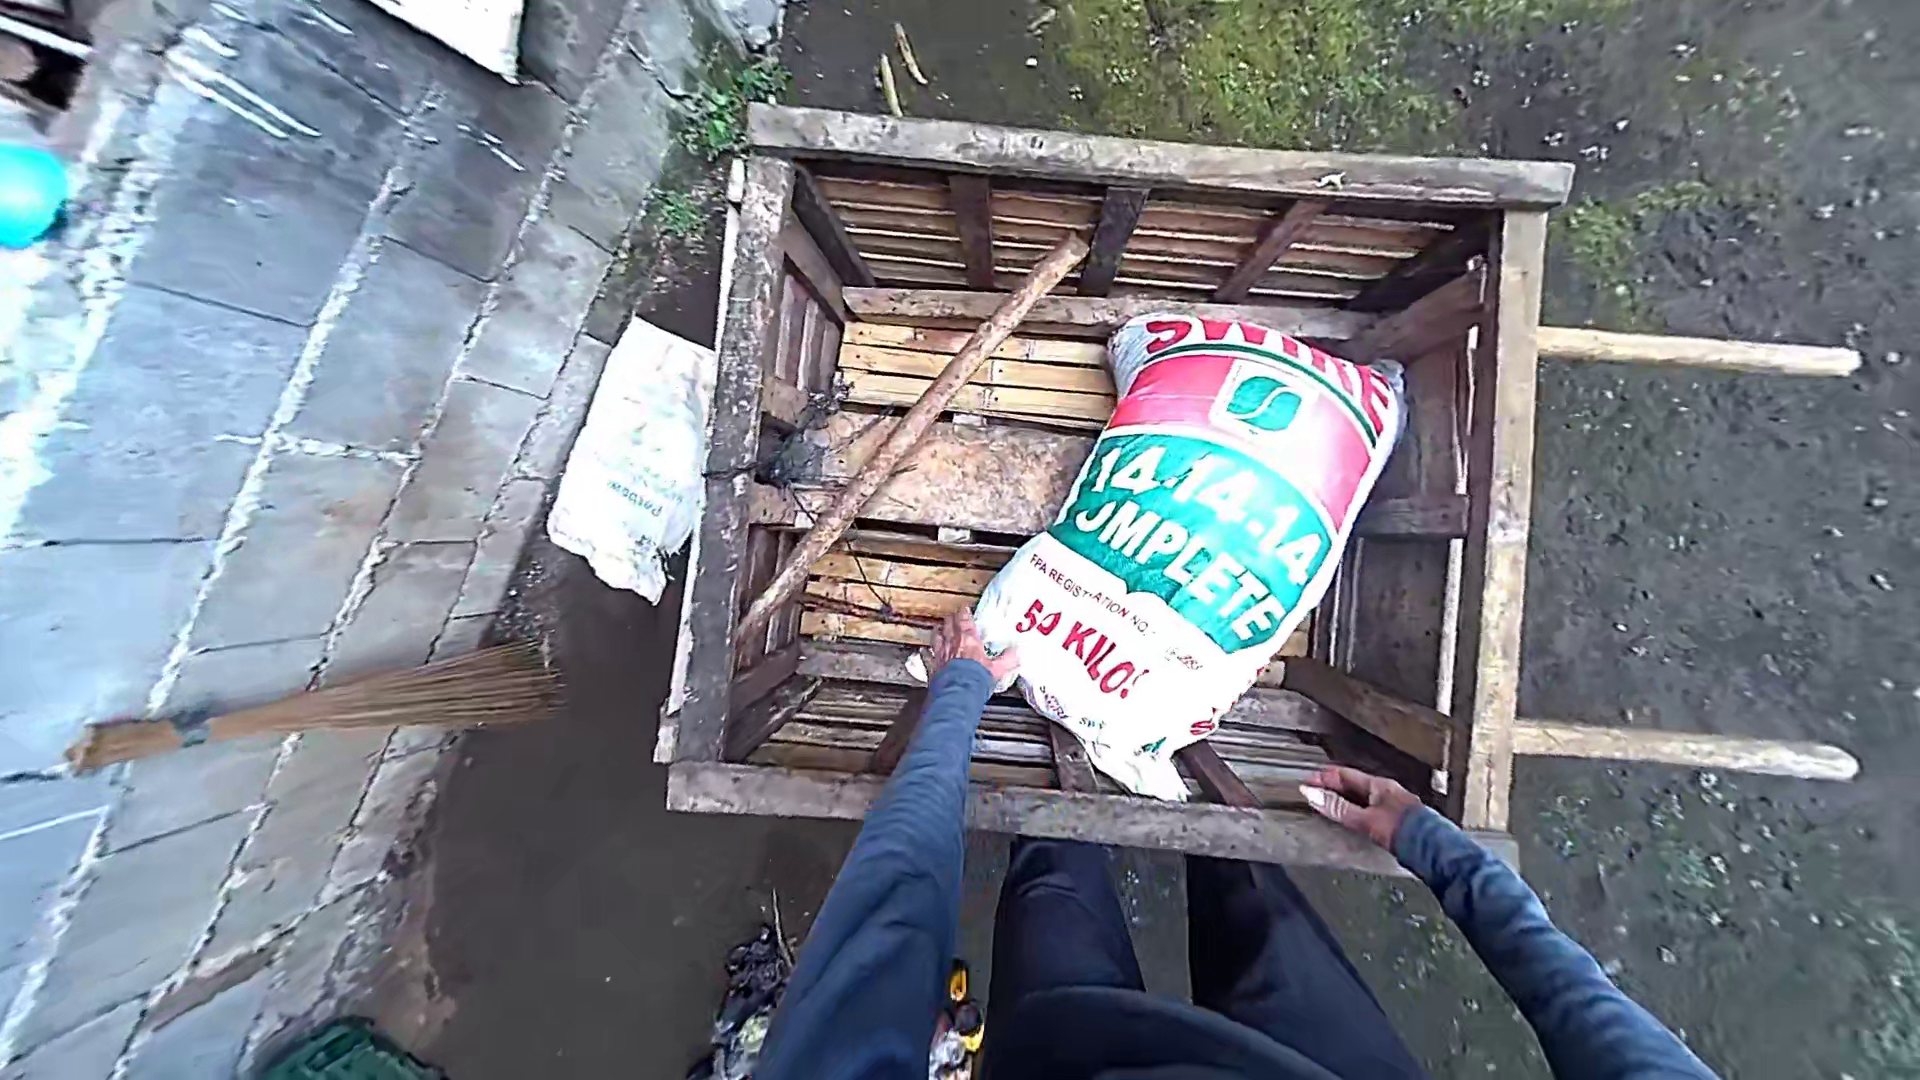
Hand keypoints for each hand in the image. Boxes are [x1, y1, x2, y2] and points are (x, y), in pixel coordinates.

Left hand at [929, 611, 1017, 681]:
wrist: (958, 692)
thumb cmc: (977, 678)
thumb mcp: (997, 669)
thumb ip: (1008, 660)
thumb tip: (1017, 654)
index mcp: (968, 640)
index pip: (965, 621)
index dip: (964, 614)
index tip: (964, 610)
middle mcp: (952, 643)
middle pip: (949, 625)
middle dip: (950, 619)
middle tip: (952, 616)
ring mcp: (940, 654)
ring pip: (937, 637)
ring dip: (938, 632)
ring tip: (938, 628)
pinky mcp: (932, 666)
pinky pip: (926, 656)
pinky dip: (925, 653)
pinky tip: (923, 651)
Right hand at [1301, 766, 1421, 848]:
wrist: (1439, 854)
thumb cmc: (1405, 832)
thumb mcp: (1365, 819)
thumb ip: (1337, 807)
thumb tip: (1311, 793)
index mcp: (1379, 785)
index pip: (1343, 774)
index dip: (1323, 778)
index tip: (1307, 784)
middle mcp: (1388, 791)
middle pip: (1353, 784)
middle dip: (1332, 787)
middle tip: (1314, 794)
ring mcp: (1395, 804)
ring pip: (1363, 796)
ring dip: (1344, 799)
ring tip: (1329, 806)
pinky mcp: (1400, 819)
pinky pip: (1371, 807)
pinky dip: (1356, 809)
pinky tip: (1352, 818)